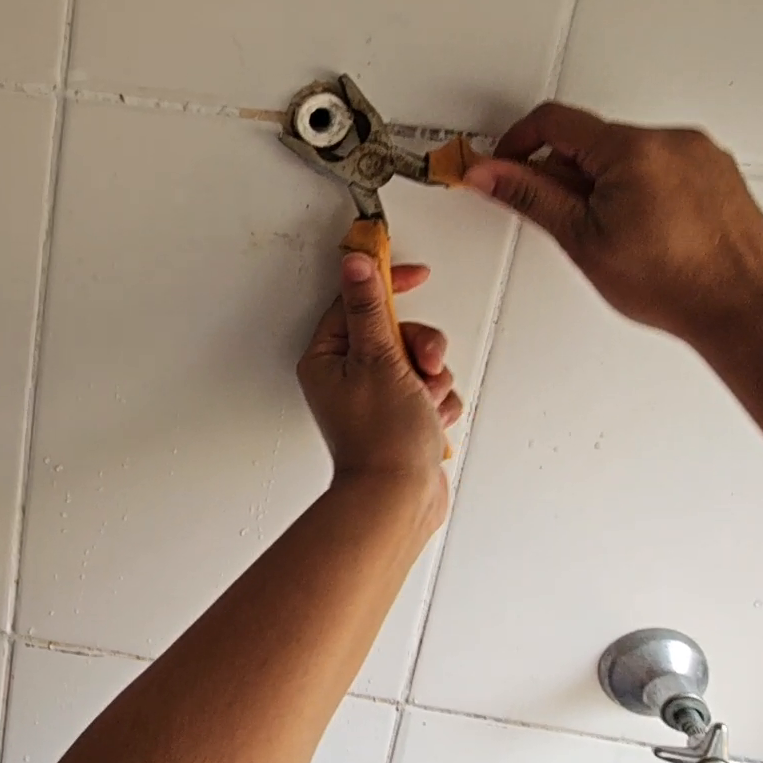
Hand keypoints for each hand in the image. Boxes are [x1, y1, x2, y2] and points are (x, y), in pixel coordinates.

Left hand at [297, 254, 462, 498]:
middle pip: (392, 331)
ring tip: (424, 401)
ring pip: (416, 360)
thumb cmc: (381, 437)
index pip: (354, 302)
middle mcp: (345, 374)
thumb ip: (369, 307)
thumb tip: (355, 264)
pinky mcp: (398, 415)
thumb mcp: (377, 357)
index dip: (386, 285)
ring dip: (431, 377)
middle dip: (418, 346)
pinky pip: (428, 389)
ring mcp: (373, 396)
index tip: (415, 275)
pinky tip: (431, 420)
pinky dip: (437, 401)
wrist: (400, 499)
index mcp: (326, 357)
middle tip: (423, 363)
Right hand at [462, 101, 762, 340]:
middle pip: (587, 139)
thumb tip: (487, 172)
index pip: (553, 121)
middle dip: (560, 172)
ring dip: (597, 182)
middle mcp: (672, 141)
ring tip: (606, 232)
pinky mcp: (715, 172)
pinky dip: (631, 187)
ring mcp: (700, 155)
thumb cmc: (676, 283)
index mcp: (634, 150)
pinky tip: (636, 229)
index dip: (516, 142)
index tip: (504, 166)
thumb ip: (527, 196)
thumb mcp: (580, 237)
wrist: (749, 310)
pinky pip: (655, 165)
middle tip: (561, 217)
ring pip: (620, 154)